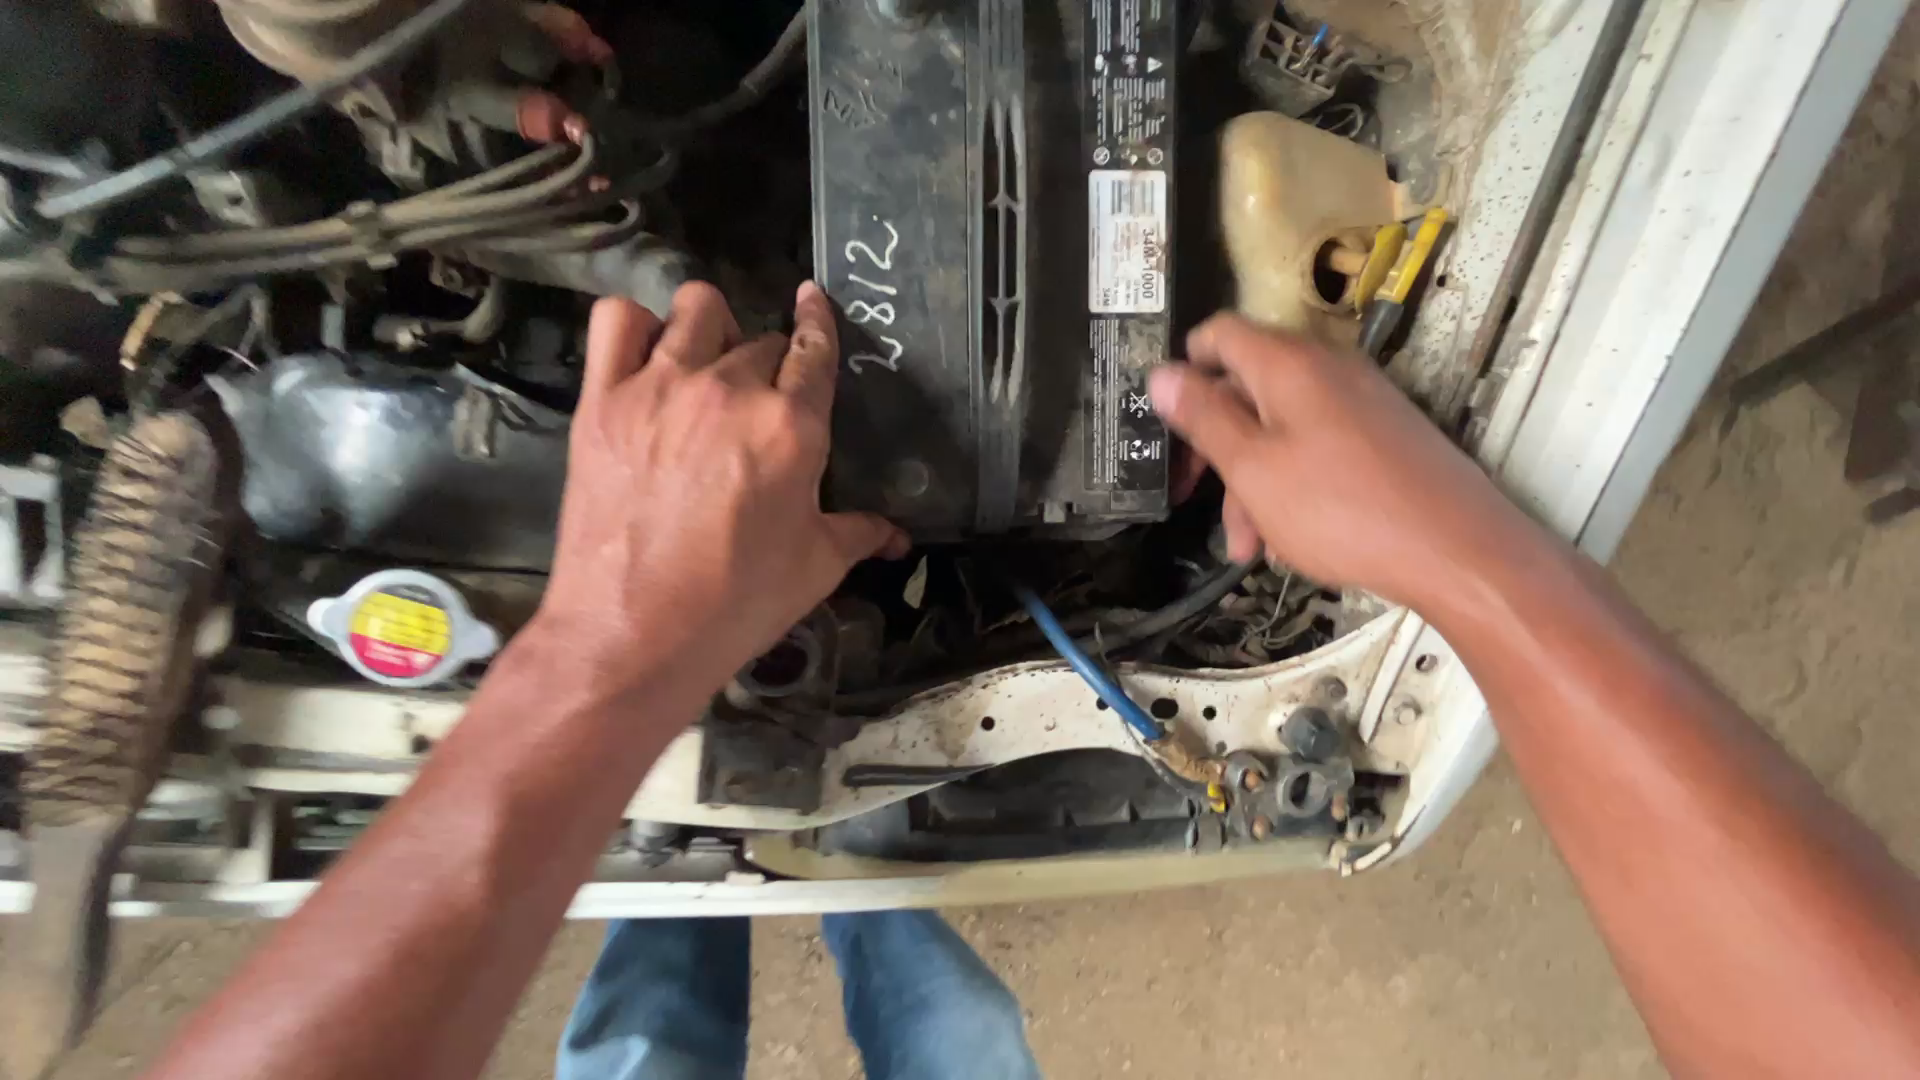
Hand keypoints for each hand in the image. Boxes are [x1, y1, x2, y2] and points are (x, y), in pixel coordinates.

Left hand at [537, 281, 908, 692]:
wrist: (635, 633)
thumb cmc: (739, 602)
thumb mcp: (817, 567)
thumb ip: (861, 532)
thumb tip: (898, 535)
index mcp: (792, 427)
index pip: (815, 351)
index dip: (820, 321)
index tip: (815, 300)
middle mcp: (731, 390)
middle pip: (762, 341)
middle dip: (771, 364)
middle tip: (763, 403)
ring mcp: (661, 387)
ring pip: (697, 309)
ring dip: (713, 328)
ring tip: (708, 365)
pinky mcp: (603, 400)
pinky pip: (617, 321)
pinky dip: (636, 327)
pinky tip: (648, 358)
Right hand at [1149, 314, 1535, 610]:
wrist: (1456, 551)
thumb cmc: (1339, 508)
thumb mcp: (1252, 467)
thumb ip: (1204, 417)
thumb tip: (1161, 374)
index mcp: (1288, 365)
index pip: (1218, 335)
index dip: (1184, 369)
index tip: (1166, 421)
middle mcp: (1325, 369)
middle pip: (1244, 388)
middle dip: (1211, 443)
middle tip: (1190, 495)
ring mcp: (1358, 402)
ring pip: (1277, 428)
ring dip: (1248, 480)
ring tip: (1246, 544)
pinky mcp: (1380, 436)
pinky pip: (1313, 447)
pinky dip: (1287, 483)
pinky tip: (1285, 537)